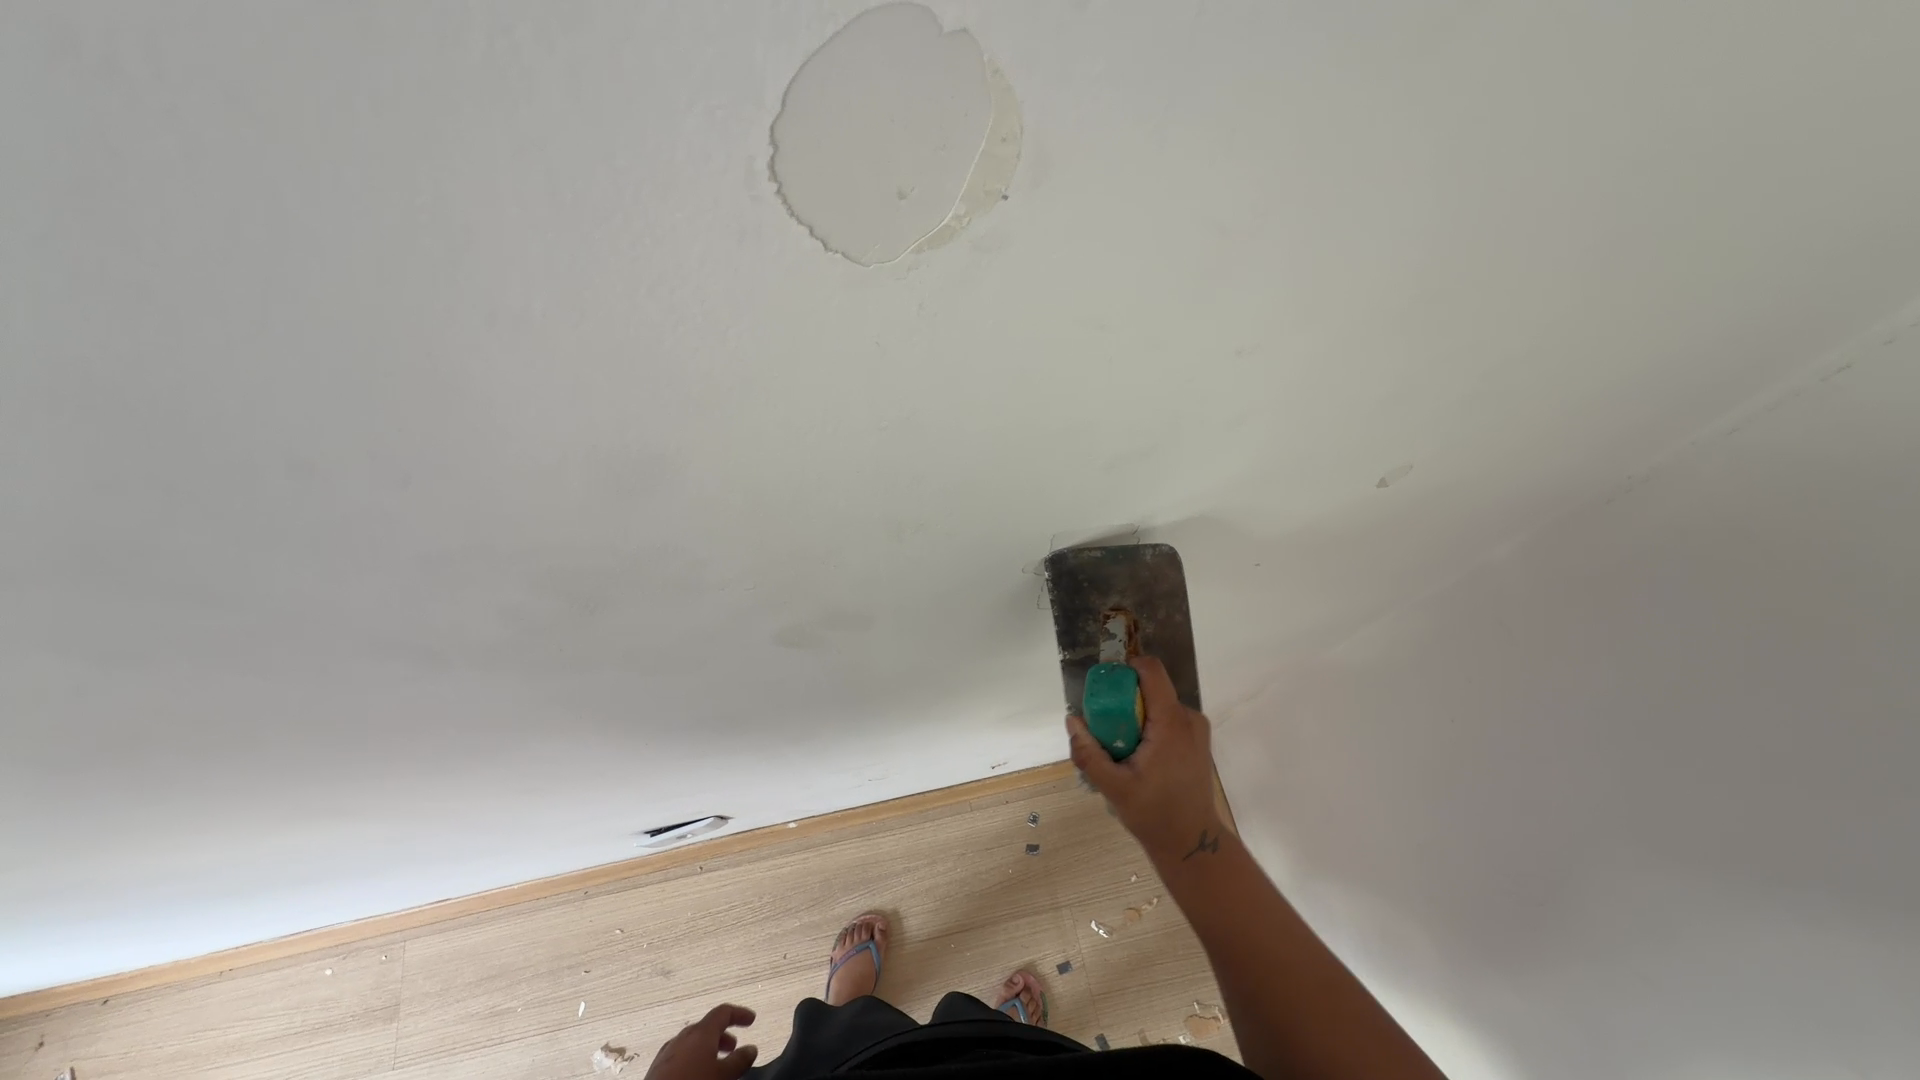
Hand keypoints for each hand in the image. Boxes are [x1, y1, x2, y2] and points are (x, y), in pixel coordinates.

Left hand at [643, 1004, 757, 1079]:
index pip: (723, 1012)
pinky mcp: (658, 1068)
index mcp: (700, 1032)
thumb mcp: (722, 1075)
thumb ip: (739, 1060)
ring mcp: (668, 1052)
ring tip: (717, 1064)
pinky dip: (694, 1059)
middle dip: (723, 1035)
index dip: (739, 1014)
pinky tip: (696, 1074)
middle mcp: (683, 1037)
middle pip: (706, 1027)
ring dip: (708, 1049)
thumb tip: (751, 1049)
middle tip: (734, 1047)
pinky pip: (682, 1056)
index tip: (751, 1019)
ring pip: (693, 1043)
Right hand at [1067, 656, 1224, 864]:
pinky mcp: (1196, 740)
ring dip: (1135, 718)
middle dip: (1124, 703)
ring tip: (1121, 751)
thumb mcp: (1113, 787)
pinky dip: (1148, 729)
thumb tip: (1072, 719)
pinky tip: (1138, 758)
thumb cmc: (1154, 814)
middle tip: (1106, 732)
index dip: (1126, 669)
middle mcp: (1188, 718)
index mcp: (1171, 723)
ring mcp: (1196, 729)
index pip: (1151, 671)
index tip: (1104, 690)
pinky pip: (1167, 719)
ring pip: (1157, 705)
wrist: (1192, 842)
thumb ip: (1088, 753)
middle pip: (1150, 689)